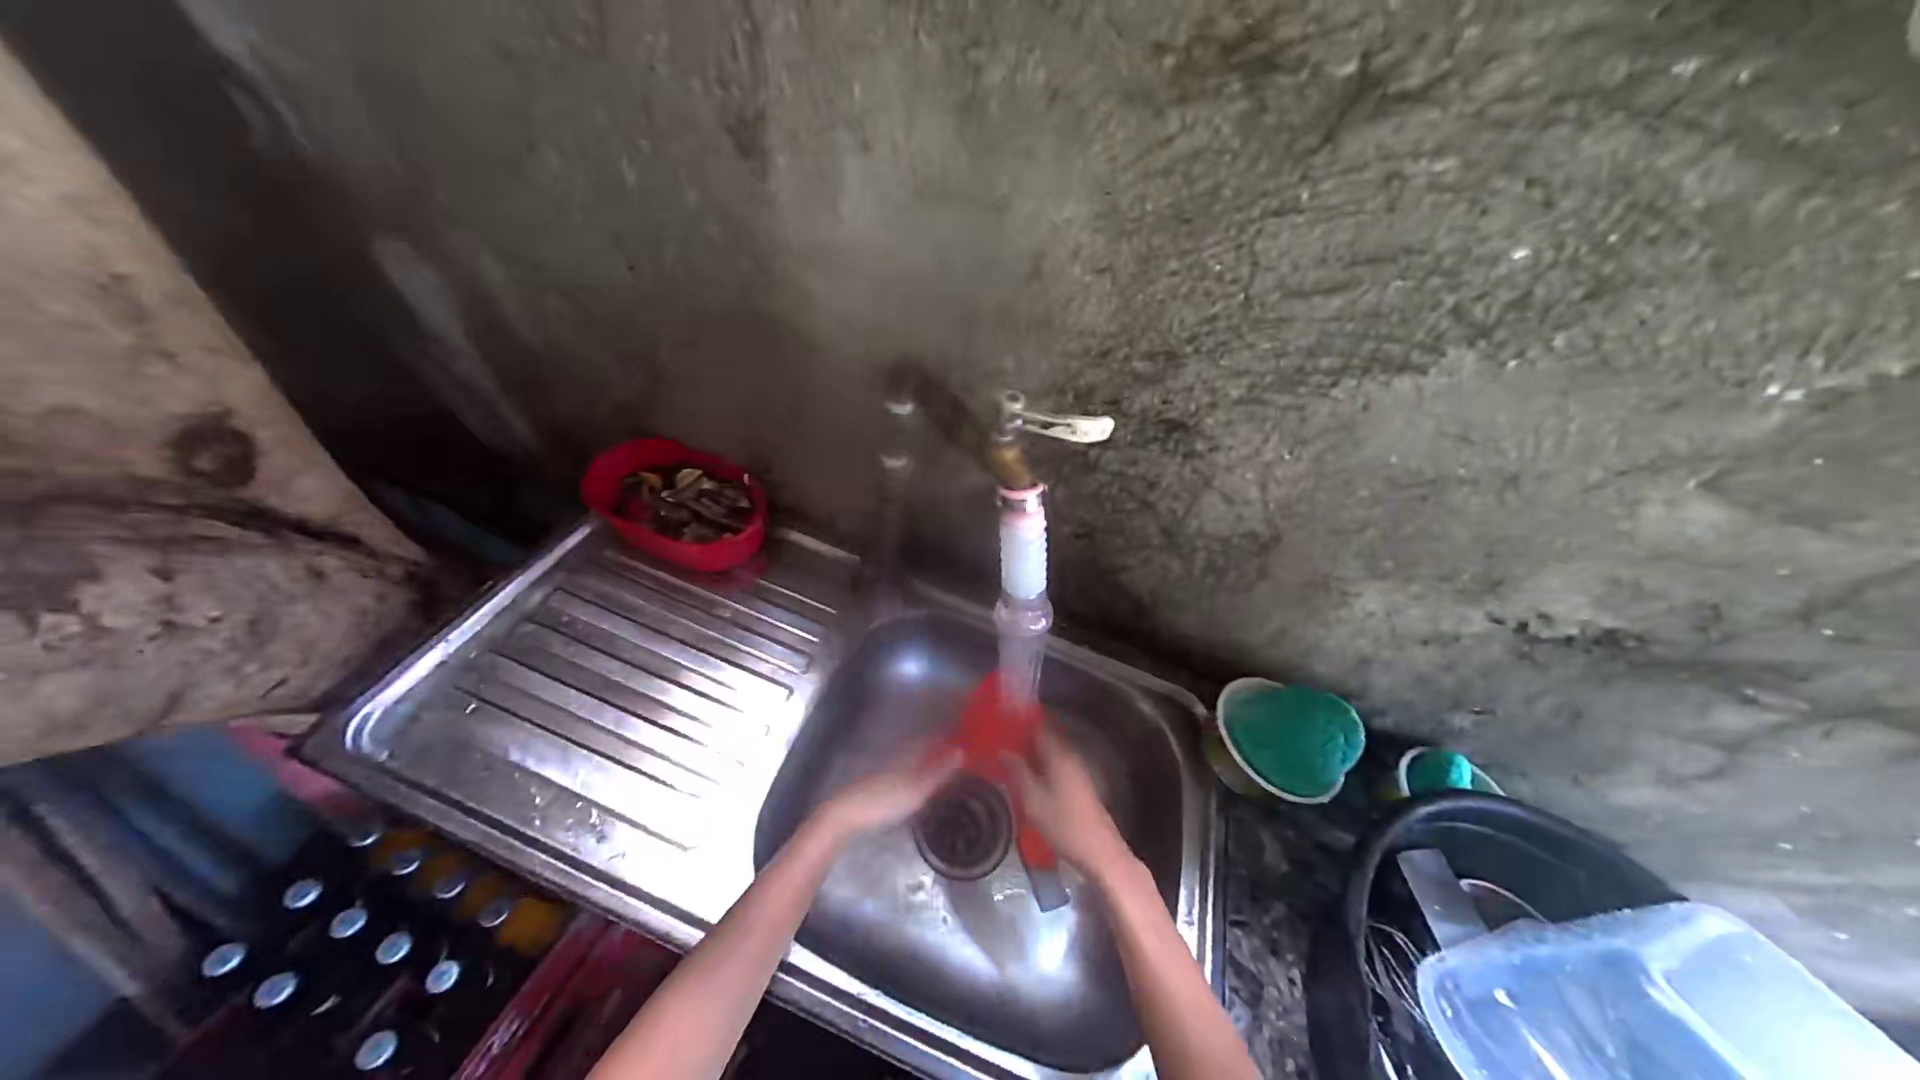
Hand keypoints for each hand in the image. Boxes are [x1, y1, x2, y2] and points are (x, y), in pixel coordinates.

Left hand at [813, 745, 961, 842]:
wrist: (847, 814)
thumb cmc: (885, 801)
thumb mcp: (918, 789)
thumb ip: (939, 771)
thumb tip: (961, 750)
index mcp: (909, 752)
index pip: (932, 738)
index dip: (947, 738)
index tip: (964, 740)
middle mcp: (898, 755)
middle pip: (922, 747)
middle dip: (938, 749)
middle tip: (958, 757)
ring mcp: (887, 769)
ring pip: (912, 759)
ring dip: (927, 761)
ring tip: (943, 771)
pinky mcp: (879, 783)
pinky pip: (904, 771)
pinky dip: (916, 773)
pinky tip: (919, 785)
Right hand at [1003, 727, 1134, 880]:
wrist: (1099, 852)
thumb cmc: (1064, 826)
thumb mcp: (1033, 800)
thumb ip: (1017, 772)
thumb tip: (1003, 752)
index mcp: (1059, 755)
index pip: (1040, 725)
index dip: (1021, 721)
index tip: (1003, 722)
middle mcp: (1071, 757)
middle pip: (1046, 737)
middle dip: (1025, 737)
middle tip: (1001, 741)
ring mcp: (1079, 770)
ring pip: (1052, 752)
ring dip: (1033, 752)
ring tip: (1010, 758)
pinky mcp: (1081, 784)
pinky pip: (1057, 764)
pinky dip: (1042, 764)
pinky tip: (1029, 776)